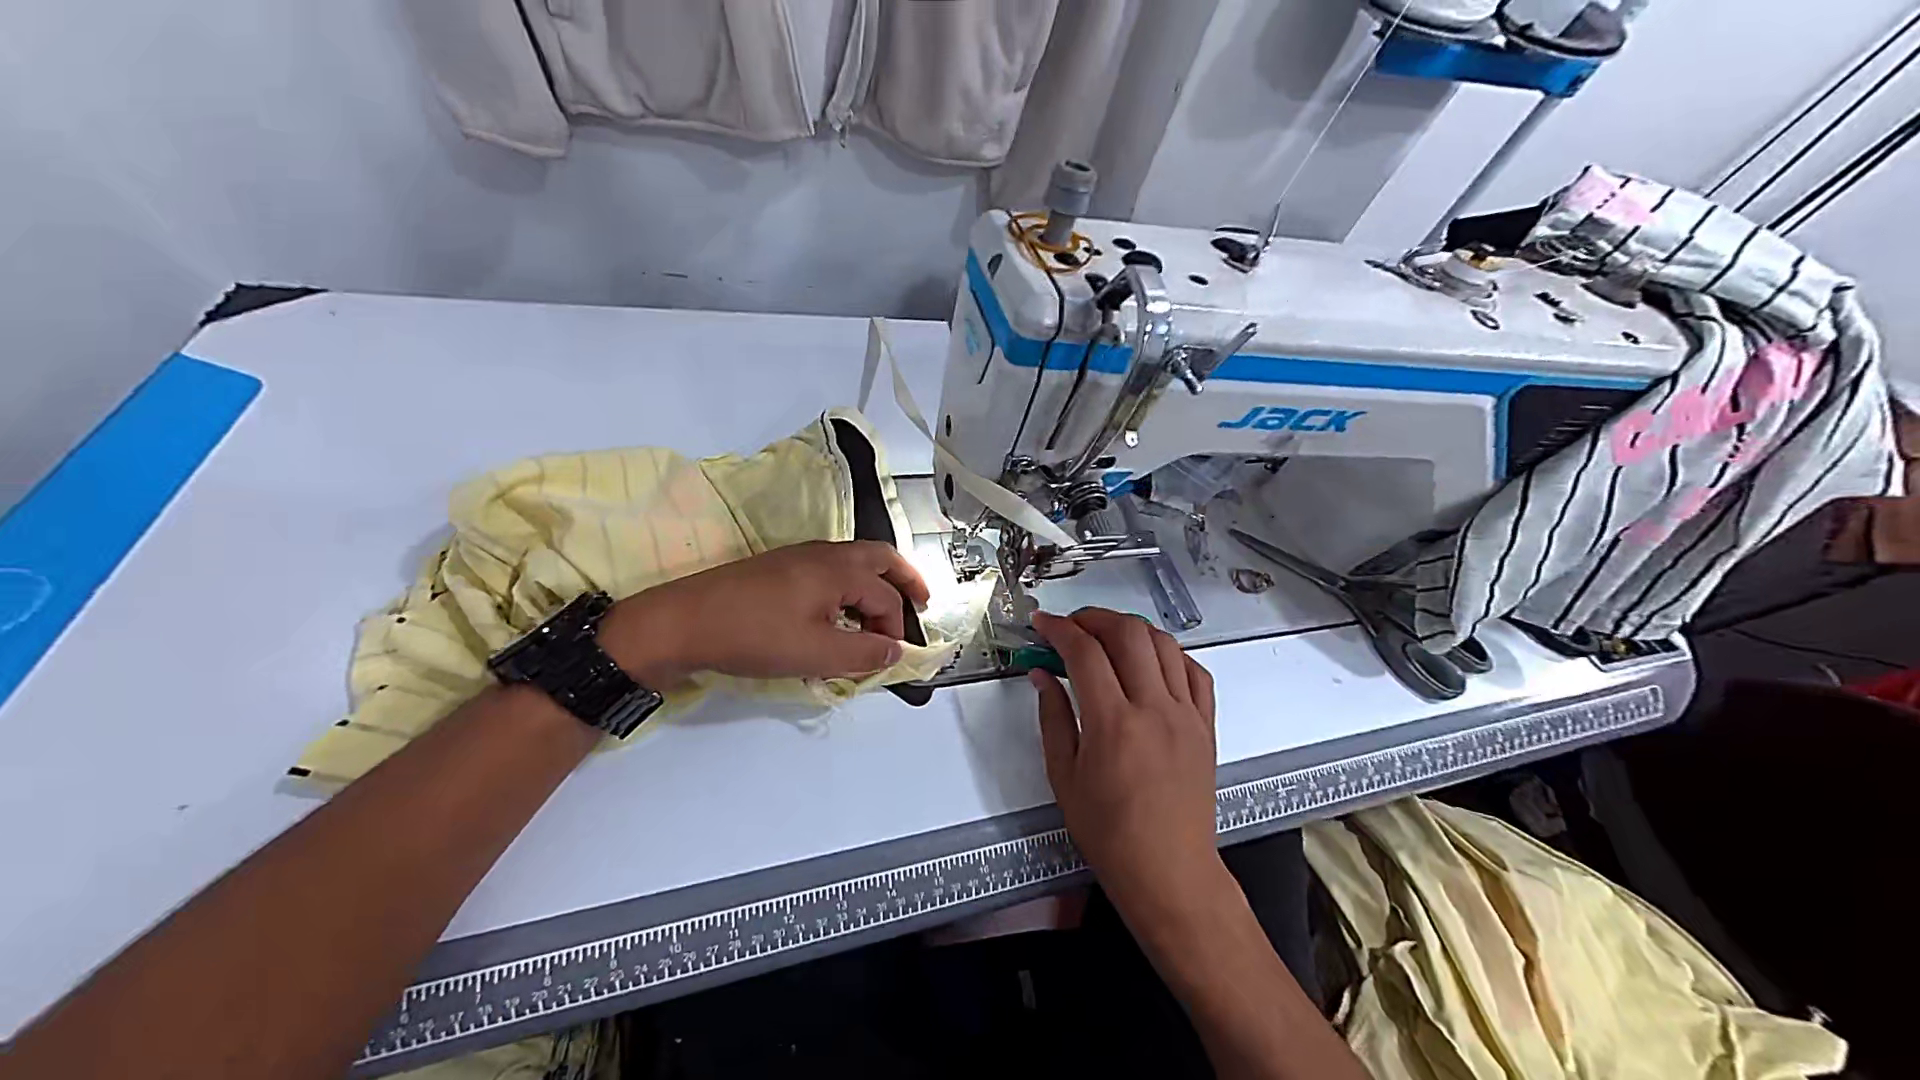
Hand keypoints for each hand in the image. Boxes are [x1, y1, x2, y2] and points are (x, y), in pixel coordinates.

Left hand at [599, 540, 930, 685]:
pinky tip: (840, 612)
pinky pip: (832, 568)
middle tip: (922, 603)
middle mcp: (825, 553)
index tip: (894, 658)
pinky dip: (852, 585)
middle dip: (906, 579)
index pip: (886, 598)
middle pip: (880, 558)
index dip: (897, 629)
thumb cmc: (753, 635)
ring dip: (878, 582)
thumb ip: (863, 652)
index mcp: (839, 569)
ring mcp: (800, 556)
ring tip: (883, 612)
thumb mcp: (816, 652)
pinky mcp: (780, 567)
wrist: (683, 622)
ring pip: (855, 560)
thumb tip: (895, 651)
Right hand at [1029, 608, 1228, 920]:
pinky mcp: (1206, 726)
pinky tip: (1150, 660)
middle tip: (1072, 626)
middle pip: (1128, 634)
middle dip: (1094, 618)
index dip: (1059, 628)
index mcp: (1113, 724)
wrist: (1169, 872)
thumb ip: (1052, 716)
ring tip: (1107, 637)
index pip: (1085, 652)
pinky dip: (1169, 654)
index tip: (1043, 623)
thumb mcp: (1064, 776)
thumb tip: (1042, 675)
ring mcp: (1186, 715)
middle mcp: (1154, 710)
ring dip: (1130, 629)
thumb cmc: (1111, 834)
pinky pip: (1194, 671)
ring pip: (1163, 643)